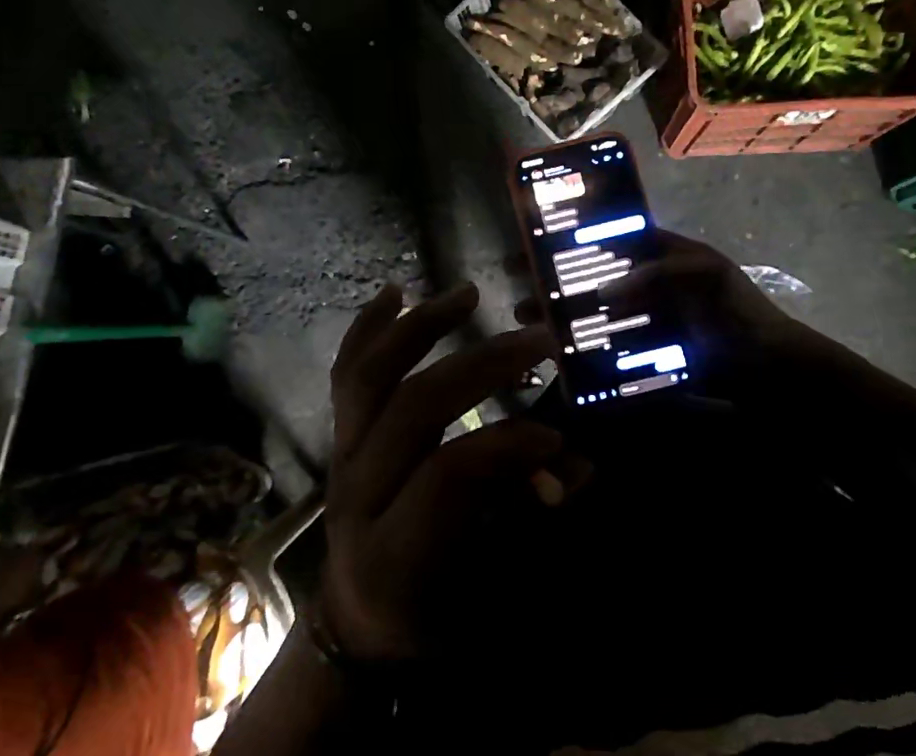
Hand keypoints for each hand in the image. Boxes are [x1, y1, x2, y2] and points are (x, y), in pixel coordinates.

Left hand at [320, 282, 572, 661]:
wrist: (360, 624)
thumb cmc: (433, 621)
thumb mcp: (488, 596)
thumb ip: (527, 523)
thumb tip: (575, 463)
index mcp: (396, 551)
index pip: (448, 475)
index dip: (505, 446)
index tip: (557, 431)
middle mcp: (359, 494)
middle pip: (412, 409)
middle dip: (480, 367)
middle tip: (538, 340)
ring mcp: (341, 458)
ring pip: (369, 377)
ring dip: (421, 328)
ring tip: (468, 293)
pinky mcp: (340, 437)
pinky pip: (347, 374)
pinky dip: (369, 329)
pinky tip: (395, 293)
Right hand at [523, 229, 835, 392]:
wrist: (770, 374)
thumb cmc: (740, 315)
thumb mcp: (706, 276)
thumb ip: (658, 273)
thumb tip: (603, 293)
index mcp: (659, 255)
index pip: (608, 237)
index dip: (572, 235)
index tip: (534, 238)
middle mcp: (644, 284)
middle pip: (590, 275)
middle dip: (553, 279)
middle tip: (517, 287)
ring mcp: (642, 320)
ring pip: (590, 312)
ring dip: (559, 315)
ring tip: (526, 322)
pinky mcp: (642, 353)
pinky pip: (603, 346)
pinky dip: (580, 347)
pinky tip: (555, 352)